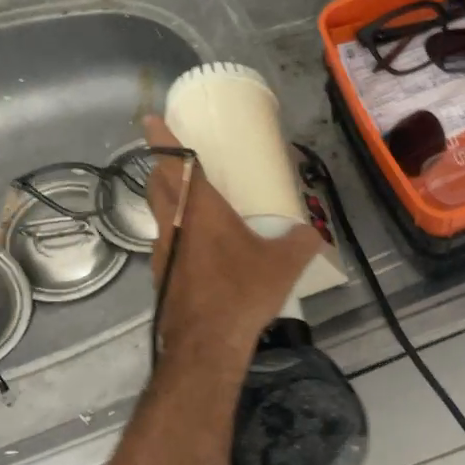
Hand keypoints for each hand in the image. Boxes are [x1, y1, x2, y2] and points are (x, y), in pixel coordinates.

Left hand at [142, 116, 319, 363]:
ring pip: (160, 216)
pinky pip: (167, 244)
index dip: (162, 139)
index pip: (175, 164)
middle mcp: (175, 225)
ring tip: (188, 204)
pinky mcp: (162, 277)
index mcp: (200, 210)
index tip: (151, 120)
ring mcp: (162, 253)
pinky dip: (177, 236)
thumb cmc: (243, 292)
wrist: (206, 344)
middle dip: (163, 169)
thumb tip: (314, 234)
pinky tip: (198, 251)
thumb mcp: (284, 265)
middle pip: (158, 187)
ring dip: (169, 203)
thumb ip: (300, 242)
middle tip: (174, 160)